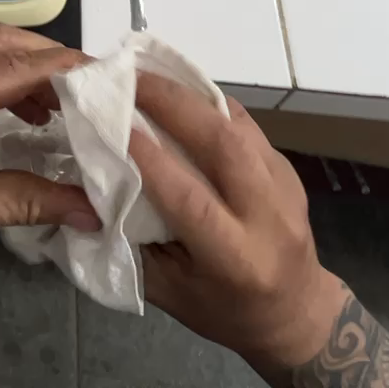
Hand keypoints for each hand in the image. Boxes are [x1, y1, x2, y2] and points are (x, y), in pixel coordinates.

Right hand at [129, 73, 348, 374]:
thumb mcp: (167, 290)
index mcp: (237, 258)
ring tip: (146, 74)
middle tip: (126, 79)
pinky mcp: (285, 165)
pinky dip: (204, 99)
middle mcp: (267, 216)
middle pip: (222, 144)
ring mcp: (284, 186)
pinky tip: (176, 90)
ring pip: (235, 123)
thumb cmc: (221, 308)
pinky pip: (242, 121)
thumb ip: (130, 239)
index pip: (190, 197)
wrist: (297, 314)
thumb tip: (92, 184)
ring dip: (186, 92)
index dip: (148, 156)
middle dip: (171, 102)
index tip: (110, 121)